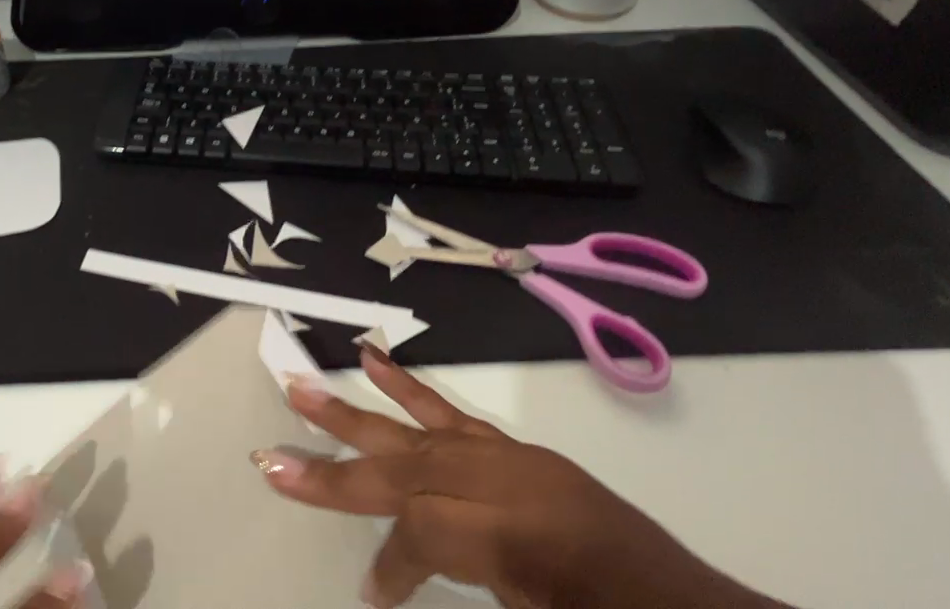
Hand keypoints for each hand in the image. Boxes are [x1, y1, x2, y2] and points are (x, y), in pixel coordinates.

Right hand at [251, 346, 785, 608]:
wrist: (679, 605)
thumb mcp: (526, 607)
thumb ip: (450, 568)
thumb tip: (387, 576)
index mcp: (500, 536)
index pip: (418, 534)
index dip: (390, 565)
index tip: (373, 596)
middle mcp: (496, 482)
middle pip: (399, 468)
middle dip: (334, 468)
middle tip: (270, 459)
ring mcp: (503, 458)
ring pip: (412, 429)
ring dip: (352, 412)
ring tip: (300, 386)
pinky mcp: (510, 449)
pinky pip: (449, 413)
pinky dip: (408, 389)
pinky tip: (377, 364)